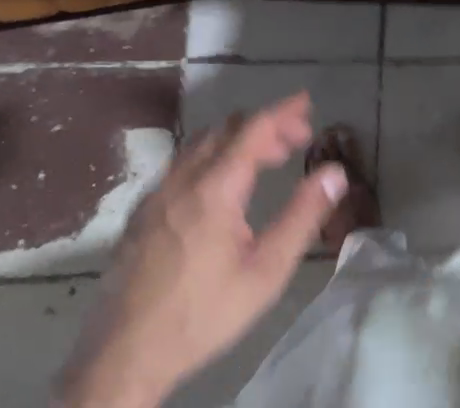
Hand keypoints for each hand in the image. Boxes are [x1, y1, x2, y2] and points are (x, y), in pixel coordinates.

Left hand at [56, 94, 347, 407]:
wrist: (124, 357)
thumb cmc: (205, 315)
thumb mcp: (267, 271)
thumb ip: (303, 215)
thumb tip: (335, 172)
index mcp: (215, 189)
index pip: (253, 130)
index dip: (283, 112)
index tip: (307, 102)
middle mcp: (181, 182)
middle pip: (225, 130)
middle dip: (263, 126)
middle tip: (295, 141)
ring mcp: (154, 198)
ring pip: (198, 146)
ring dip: (235, 141)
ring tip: (264, 161)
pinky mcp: (138, 217)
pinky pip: (178, 167)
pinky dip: (209, 158)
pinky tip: (219, 189)